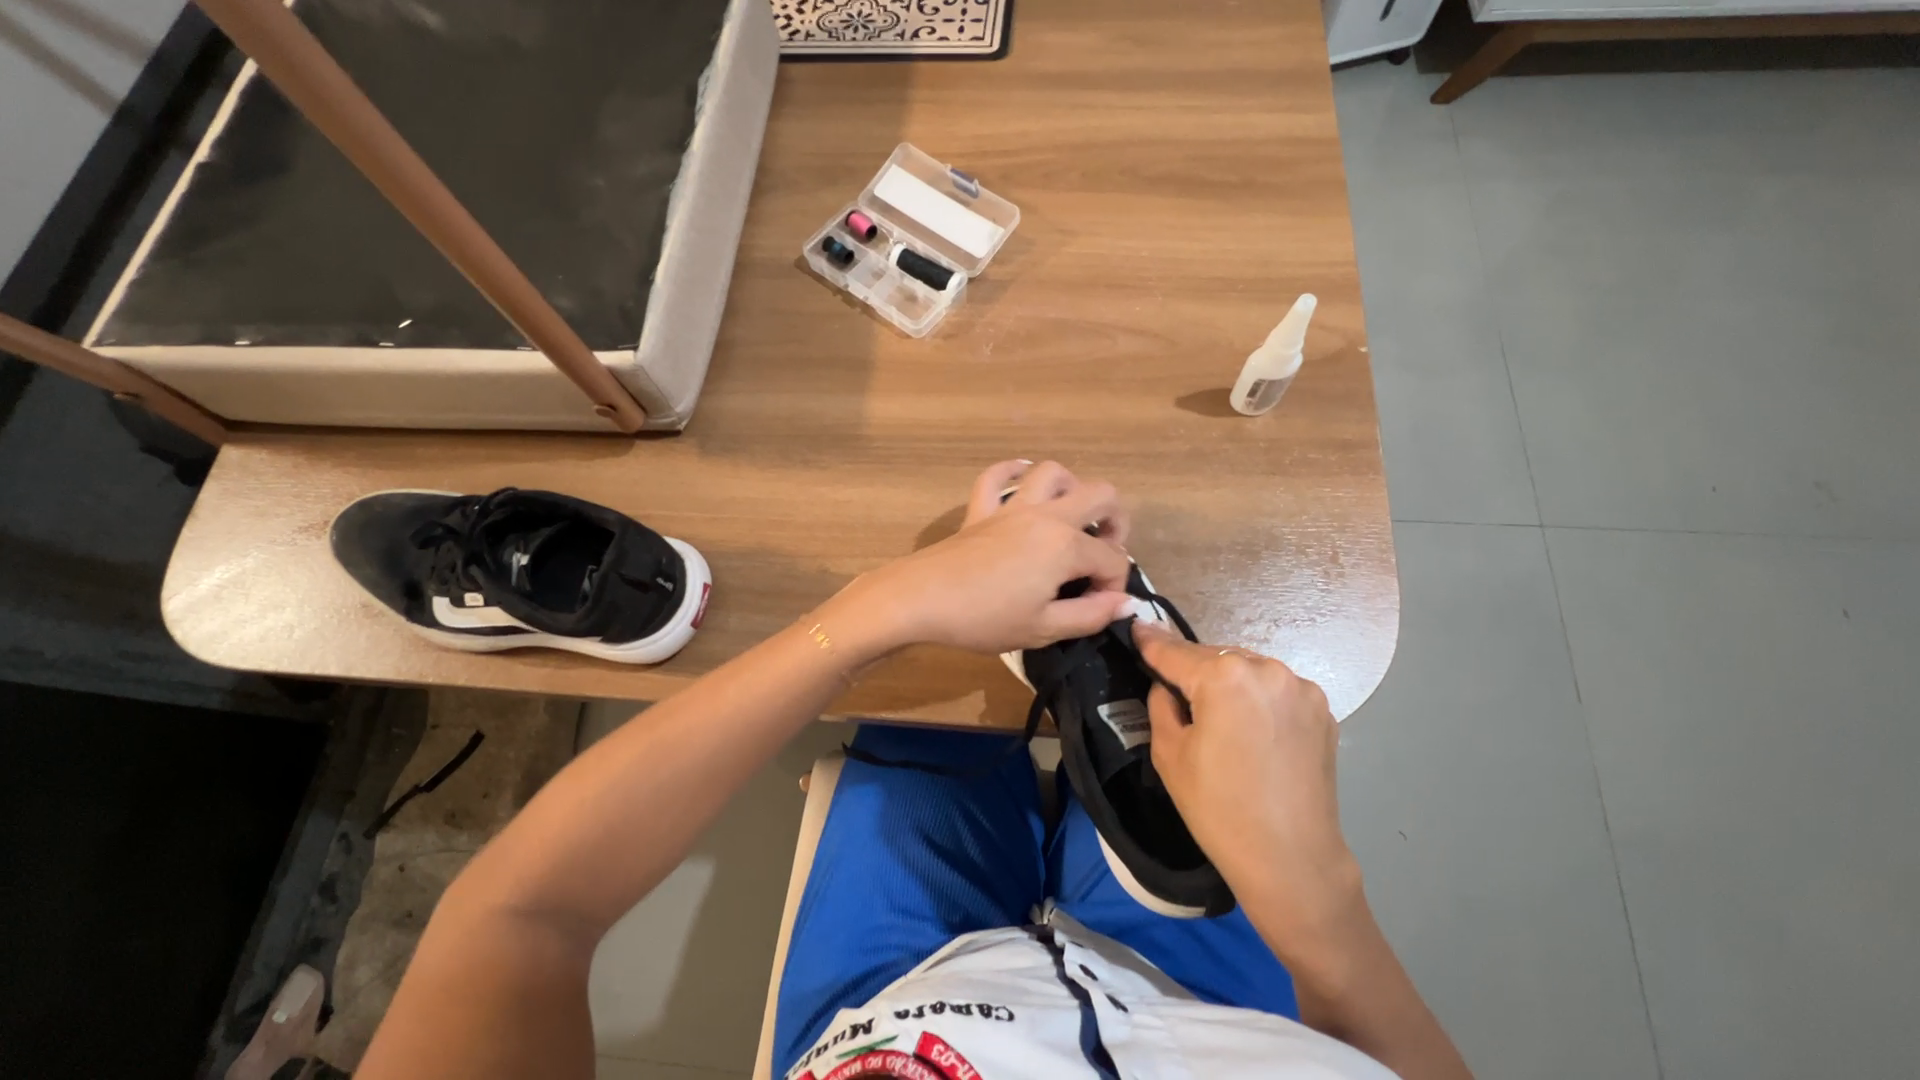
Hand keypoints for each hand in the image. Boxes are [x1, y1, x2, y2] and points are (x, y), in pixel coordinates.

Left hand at [823, 461, 1134, 655]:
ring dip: (1070, 488)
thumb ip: (1090, 615)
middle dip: (1115, 519)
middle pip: (1100, 493)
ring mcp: (1010, 507)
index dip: (1114, 585)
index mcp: (1065, 545)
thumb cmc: (984, 619)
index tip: (1097, 608)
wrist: (919, 600)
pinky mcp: (980, 509)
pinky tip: (1021, 481)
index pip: (1112, 558)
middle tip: (1104, 549)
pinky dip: (1012, 472)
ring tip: (1071, 517)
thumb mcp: (1044, 629)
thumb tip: (1124, 602)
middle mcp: (1045, 515)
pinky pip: (997, 476)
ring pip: (1051, 472)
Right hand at [1132, 622, 1361, 958]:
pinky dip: (1258, 701)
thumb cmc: (1218, 808)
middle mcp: (1268, 669)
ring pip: (1249, 672)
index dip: (1151, 642)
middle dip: (1194, 670)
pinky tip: (1252, 734)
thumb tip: (1167, 685)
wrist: (1291, 858)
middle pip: (1216, 658)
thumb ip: (1161, 704)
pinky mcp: (1323, 711)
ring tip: (1218, 719)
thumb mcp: (1169, 754)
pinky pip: (1276, 692)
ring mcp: (1301, 689)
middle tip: (1176, 694)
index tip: (1136, 625)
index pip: (1175, 652)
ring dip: (1229, 684)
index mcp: (1225, 676)